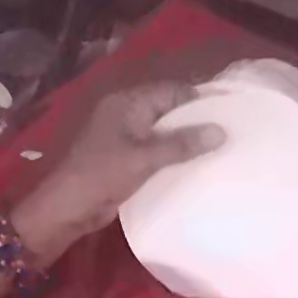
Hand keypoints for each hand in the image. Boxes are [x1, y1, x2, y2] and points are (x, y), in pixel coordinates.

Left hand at [12, 83, 224, 262]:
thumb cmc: (103, 174)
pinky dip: (172, 154)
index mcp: (127, 102)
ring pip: (162, 131)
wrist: (69, 207)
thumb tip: (220, 131)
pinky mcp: (124, 157)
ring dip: (184, 140)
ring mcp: (124, 135)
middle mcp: (125, 112)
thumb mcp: (145, 158)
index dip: (198, 99)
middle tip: (228, 132)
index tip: (228, 112)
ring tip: (218, 148)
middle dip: (194, 120)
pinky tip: (194, 165)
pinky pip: (154, 149)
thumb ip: (182, 144)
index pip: (170, 90)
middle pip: (167, 109)